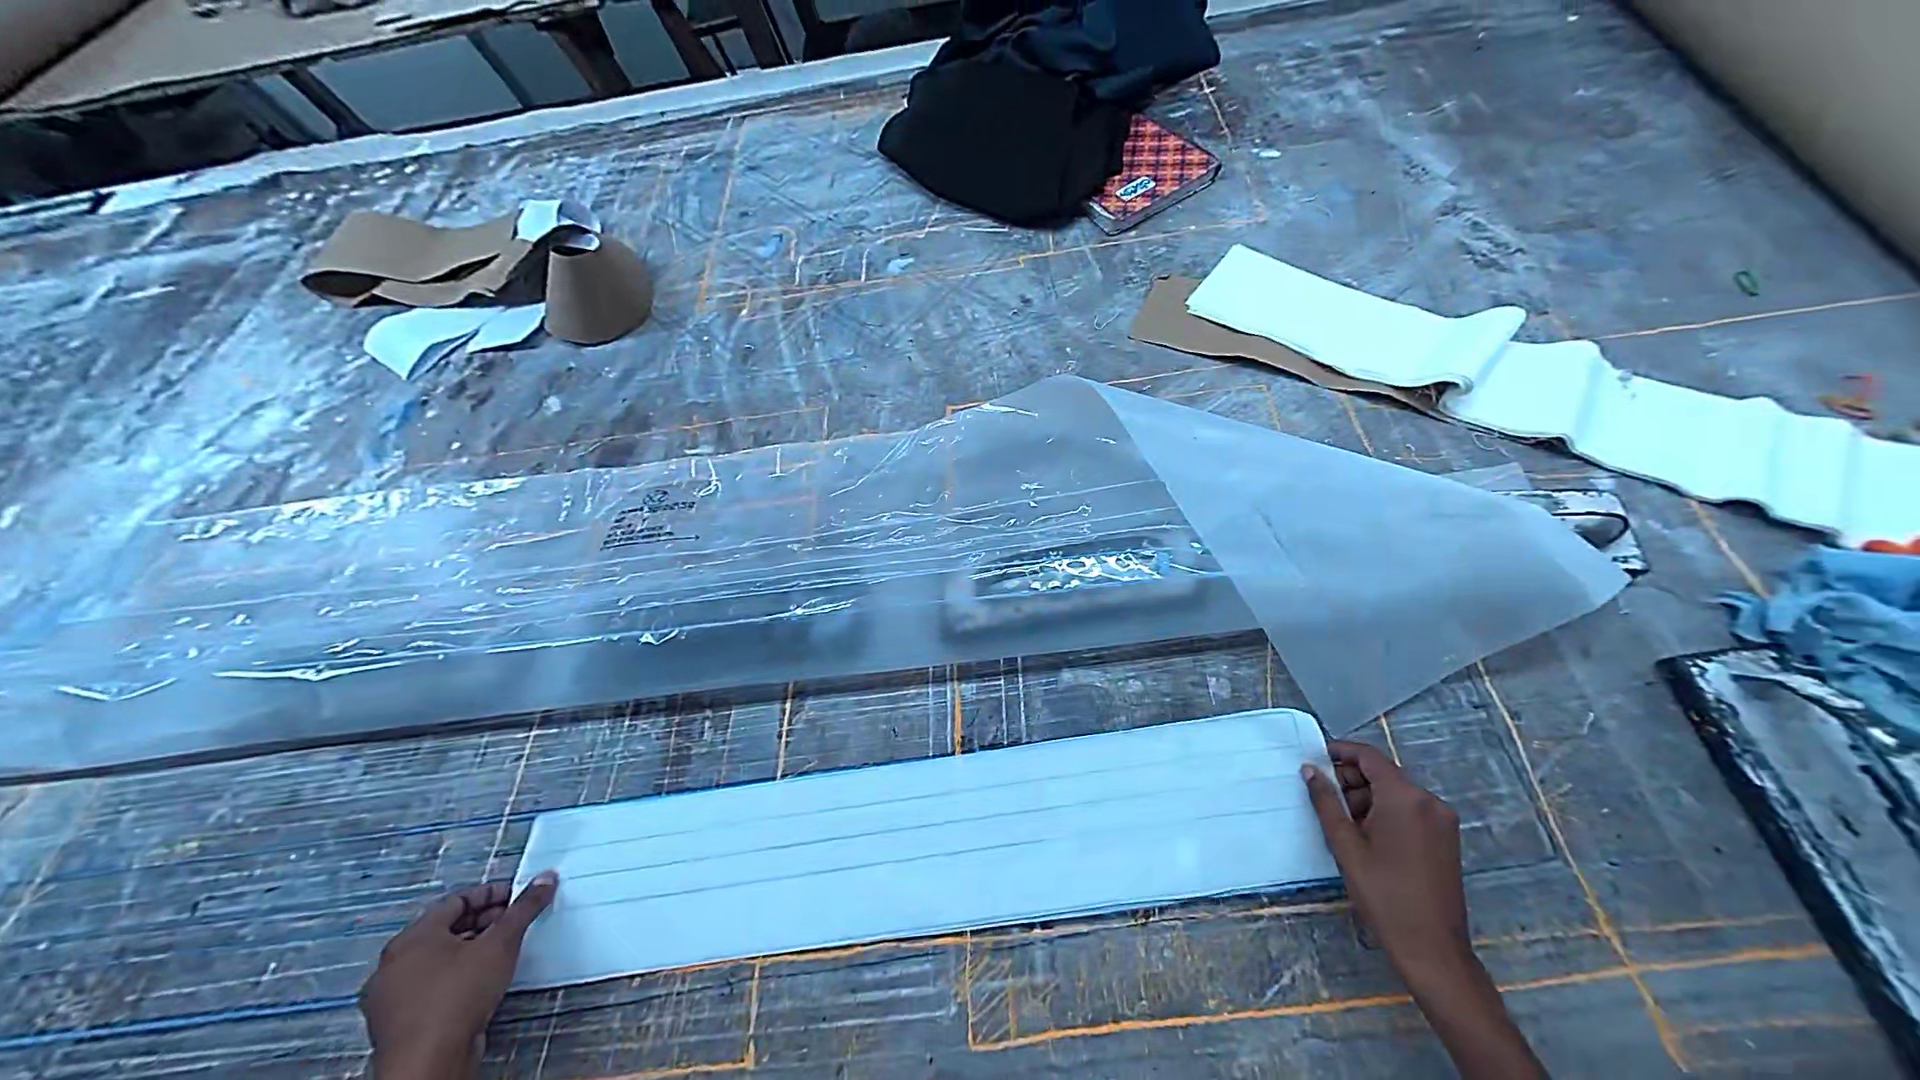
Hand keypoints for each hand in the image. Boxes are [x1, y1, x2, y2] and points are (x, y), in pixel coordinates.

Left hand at [360, 872, 558, 1079]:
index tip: (516, 896)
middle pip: (445, 929)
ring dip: (471, 948)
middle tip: (514, 921)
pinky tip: (481, 981)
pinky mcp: (398, 1023)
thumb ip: (524, 907)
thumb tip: (545, 879)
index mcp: (411, 938)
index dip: (490, 894)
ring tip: (502, 950)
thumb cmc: (458, 995)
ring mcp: (391, 997)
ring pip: (437, 959)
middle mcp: (393, 964)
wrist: (429, 1063)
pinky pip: (431, 985)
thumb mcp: (501, 942)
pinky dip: (457, 975)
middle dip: (483, 921)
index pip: (455, 900)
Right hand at [1302, 741, 1470, 980]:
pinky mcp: (1445, 839)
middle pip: (1383, 774)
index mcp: (1406, 798)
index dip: (1341, 752)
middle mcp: (1430, 802)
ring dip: (1366, 798)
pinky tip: (1365, 835)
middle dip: (1350, 779)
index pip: (1370, 757)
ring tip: (1340, 821)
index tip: (1315, 759)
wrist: (1432, 947)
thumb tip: (1311, 770)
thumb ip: (1326, 801)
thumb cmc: (1383, 893)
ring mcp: (1442, 821)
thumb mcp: (1345, 844)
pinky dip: (1385, 812)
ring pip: (1396, 793)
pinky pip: (1410, 811)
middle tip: (1321, 795)